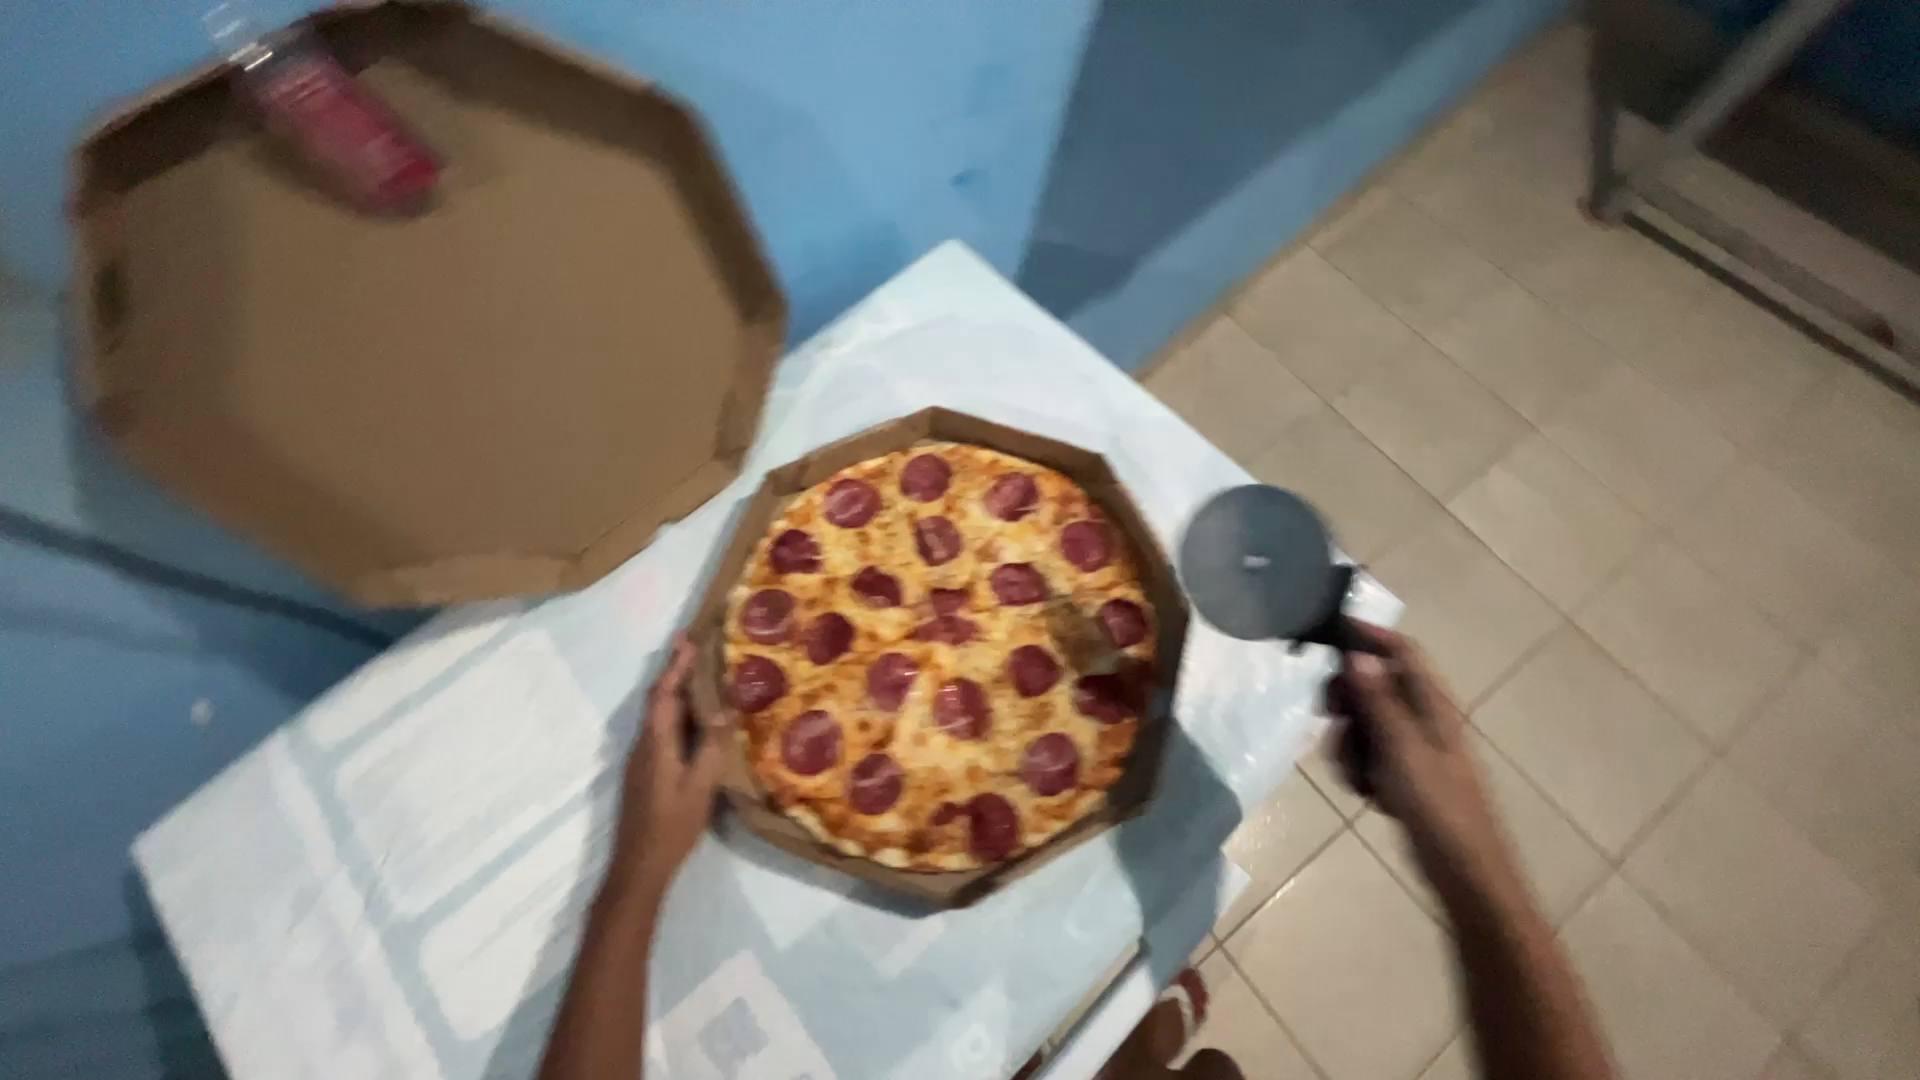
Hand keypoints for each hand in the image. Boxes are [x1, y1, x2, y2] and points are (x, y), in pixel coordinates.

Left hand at [607, 634, 730, 902]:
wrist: (638, 867)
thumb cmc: (671, 826)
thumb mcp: (700, 787)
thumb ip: (710, 747)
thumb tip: (721, 711)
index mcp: (656, 744)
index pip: (665, 695)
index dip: (676, 666)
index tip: (688, 639)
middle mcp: (644, 745)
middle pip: (658, 700)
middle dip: (673, 671)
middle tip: (692, 647)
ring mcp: (642, 760)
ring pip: (659, 715)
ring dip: (675, 691)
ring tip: (698, 675)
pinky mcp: (646, 772)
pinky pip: (662, 730)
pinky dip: (677, 713)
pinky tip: (695, 719)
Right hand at [1323, 623, 1518, 896]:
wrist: (1464, 871)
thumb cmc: (1439, 805)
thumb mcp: (1403, 749)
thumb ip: (1379, 701)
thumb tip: (1357, 653)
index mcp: (1432, 705)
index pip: (1401, 652)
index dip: (1368, 635)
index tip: (1328, 631)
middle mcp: (1422, 718)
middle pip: (1372, 685)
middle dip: (1345, 700)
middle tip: (1327, 717)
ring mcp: (1412, 747)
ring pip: (1363, 722)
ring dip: (1347, 742)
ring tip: (1355, 775)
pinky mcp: (1401, 772)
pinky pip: (1365, 753)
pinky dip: (1356, 766)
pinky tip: (1363, 791)